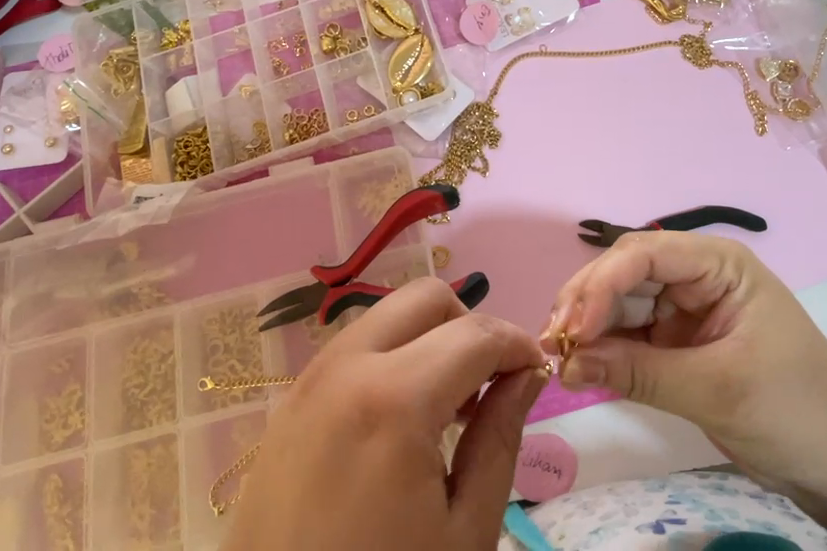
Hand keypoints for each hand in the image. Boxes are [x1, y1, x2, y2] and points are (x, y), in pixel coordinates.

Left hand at [225, 278, 547, 550]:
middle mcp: (345, 367)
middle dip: (469, 325)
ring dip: (428, 339)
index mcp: (394, 398)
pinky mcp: (288, 403)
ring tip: (447, 408)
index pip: (476, 333)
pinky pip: (351, 349)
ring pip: (385, 316)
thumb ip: (500, 438)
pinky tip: (400, 421)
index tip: (538, 373)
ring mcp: (309, 381)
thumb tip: (526, 375)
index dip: (518, 344)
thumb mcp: (464, 529)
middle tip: (488, 385)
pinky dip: (389, 359)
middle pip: (424, 298)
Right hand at [543, 232, 826, 497]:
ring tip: (557, 354)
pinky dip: (604, 350)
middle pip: (626, 274)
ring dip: (589, 326)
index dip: (602, 284)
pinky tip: (580, 365)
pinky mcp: (680, 344)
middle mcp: (698, 278)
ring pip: (622, 303)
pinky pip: (631, 336)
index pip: (646, 255)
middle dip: (587, 303)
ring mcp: (688, 311)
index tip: (571, 327)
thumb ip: (638, 372)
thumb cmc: (798, 412)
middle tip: (551, 342)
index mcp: (719, 266)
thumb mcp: (717, 390)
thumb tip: (566, 363)